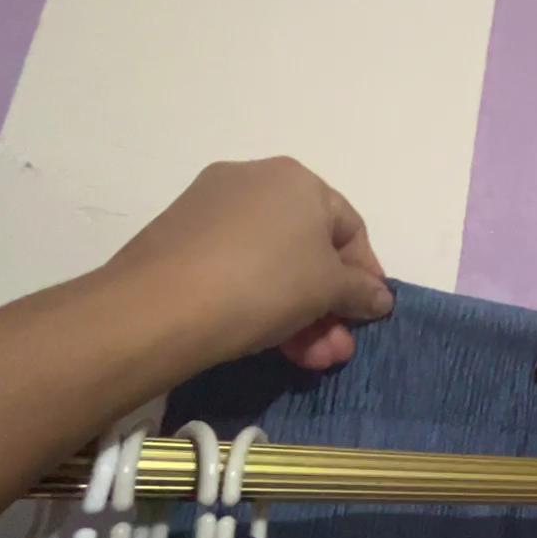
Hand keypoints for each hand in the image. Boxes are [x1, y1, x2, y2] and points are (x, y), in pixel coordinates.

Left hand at [106, 158, 392, 369]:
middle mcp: (254, 182)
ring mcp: (210, 208)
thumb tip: (379, 298)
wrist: (156, 310)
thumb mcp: (332, 289)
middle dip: (329, 304)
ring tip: (309, 357)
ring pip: (275, 264)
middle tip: (336, 347)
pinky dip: (261, 301)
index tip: (369, 312)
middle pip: (311, 250)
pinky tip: (271, 340)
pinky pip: (238, 267)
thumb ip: (363, 291)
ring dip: (301, 312)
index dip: (366, 275)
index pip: (351, 229)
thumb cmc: (266, 282)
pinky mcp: (178, 238)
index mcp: (298, 180)